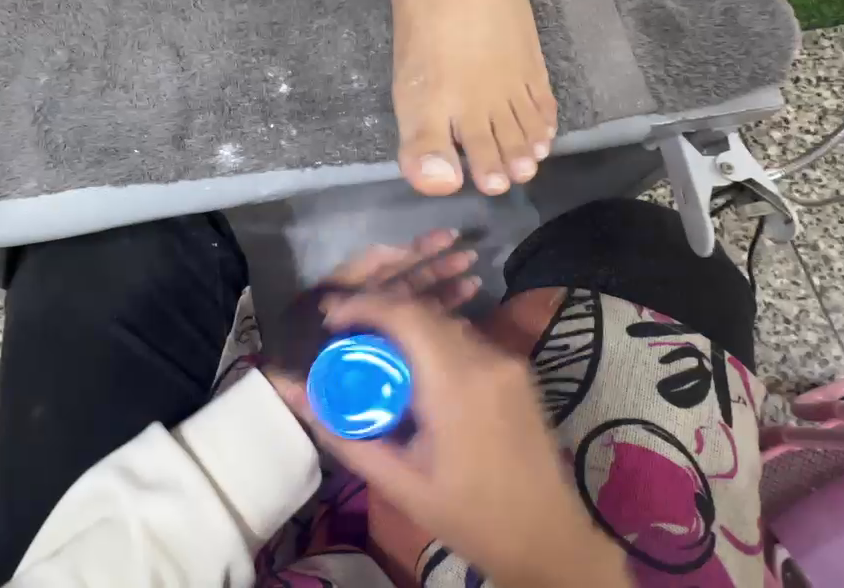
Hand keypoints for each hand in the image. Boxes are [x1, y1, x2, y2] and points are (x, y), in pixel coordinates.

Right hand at [280, 289, 624, 587]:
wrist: (551, 540)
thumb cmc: (471, 517)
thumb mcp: (399, 484)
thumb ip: (343, 432)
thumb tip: (292, 392)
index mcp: (456, 384)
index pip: (404, 314)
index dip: (362, 304)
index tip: (329, 318)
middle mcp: (485, 359)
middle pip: (423, 312)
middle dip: (379, 312)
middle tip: (343, 334)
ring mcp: (507, 360)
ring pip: (445, 321)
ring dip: (407, 325)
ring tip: (375, 351)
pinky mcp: (519, 368)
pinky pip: (466, 338)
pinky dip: (434, 341)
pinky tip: (417, 370)